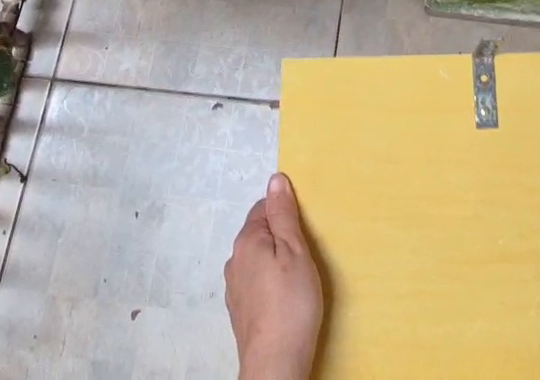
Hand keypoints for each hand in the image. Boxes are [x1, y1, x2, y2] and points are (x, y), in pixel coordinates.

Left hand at [226, 173, 324, 379]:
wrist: (275, 363)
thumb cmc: (291, 303)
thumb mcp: (295, 250)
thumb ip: (284, 215)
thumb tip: (276, 179)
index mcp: (247, 241)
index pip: (263, 207)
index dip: (285, 212)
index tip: (304, 227)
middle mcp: (234, 260)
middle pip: (259, 232)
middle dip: (280, 235)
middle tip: (305, 251)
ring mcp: (234, 287)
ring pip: (257, 258)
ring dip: (274, 260)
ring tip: (297, 275)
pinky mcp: (240, 310)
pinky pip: (255, 281)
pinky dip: (269, 281)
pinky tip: (285, 296)